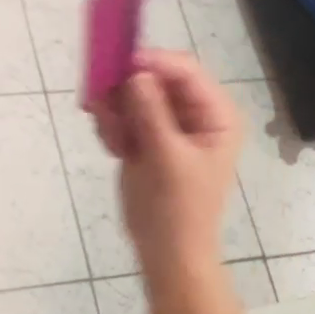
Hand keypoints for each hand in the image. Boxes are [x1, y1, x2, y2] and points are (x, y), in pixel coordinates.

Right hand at [91, 49, 242, 275]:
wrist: (165, 251)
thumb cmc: (178, 208)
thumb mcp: (167, 158)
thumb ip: (151, 113)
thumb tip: (135, 73)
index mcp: (215, 114)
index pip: (185, 71)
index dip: (152, 62)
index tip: (117, 65)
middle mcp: (193, 112)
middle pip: (154, 78)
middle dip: (126, 90)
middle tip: (98, 104)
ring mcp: (167, 124)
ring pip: (132, 95)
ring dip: (115, 112)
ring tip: (113, 140)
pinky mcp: (145, 137)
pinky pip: (122, 115)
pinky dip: (112, 126)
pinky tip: (114, 149)